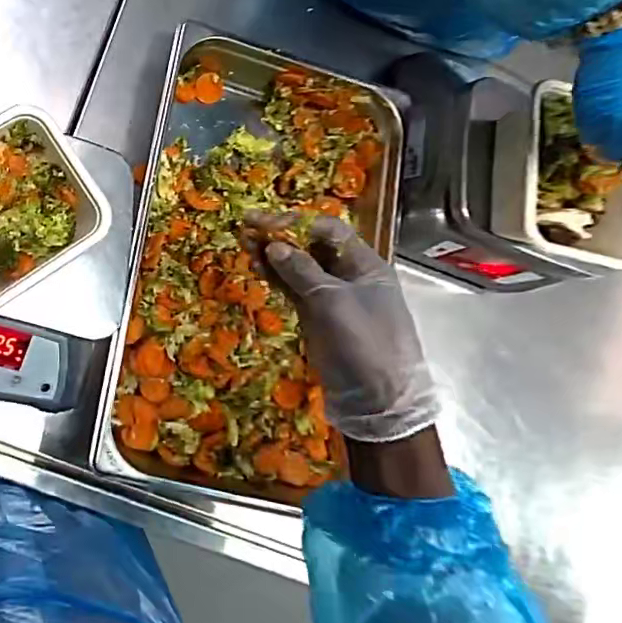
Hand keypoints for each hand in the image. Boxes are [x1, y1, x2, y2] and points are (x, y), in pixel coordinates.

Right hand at [251, 214, 439, 443]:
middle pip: (310, 244)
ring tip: (245, 244)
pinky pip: (292, 287)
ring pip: (297, 265)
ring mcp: (330, 294)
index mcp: (364, 265)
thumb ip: (303, 272)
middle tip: (246, 227)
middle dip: (280, 235)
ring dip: (272, 253)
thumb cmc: (365, 344)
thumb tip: (275, 246)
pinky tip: (256, 266)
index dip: (295, 223)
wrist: (377, 399)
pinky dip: (275, 276)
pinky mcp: (315, 313)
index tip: (264, 223)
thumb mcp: (334, 303)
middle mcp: (347, 274)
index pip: (327, 231)